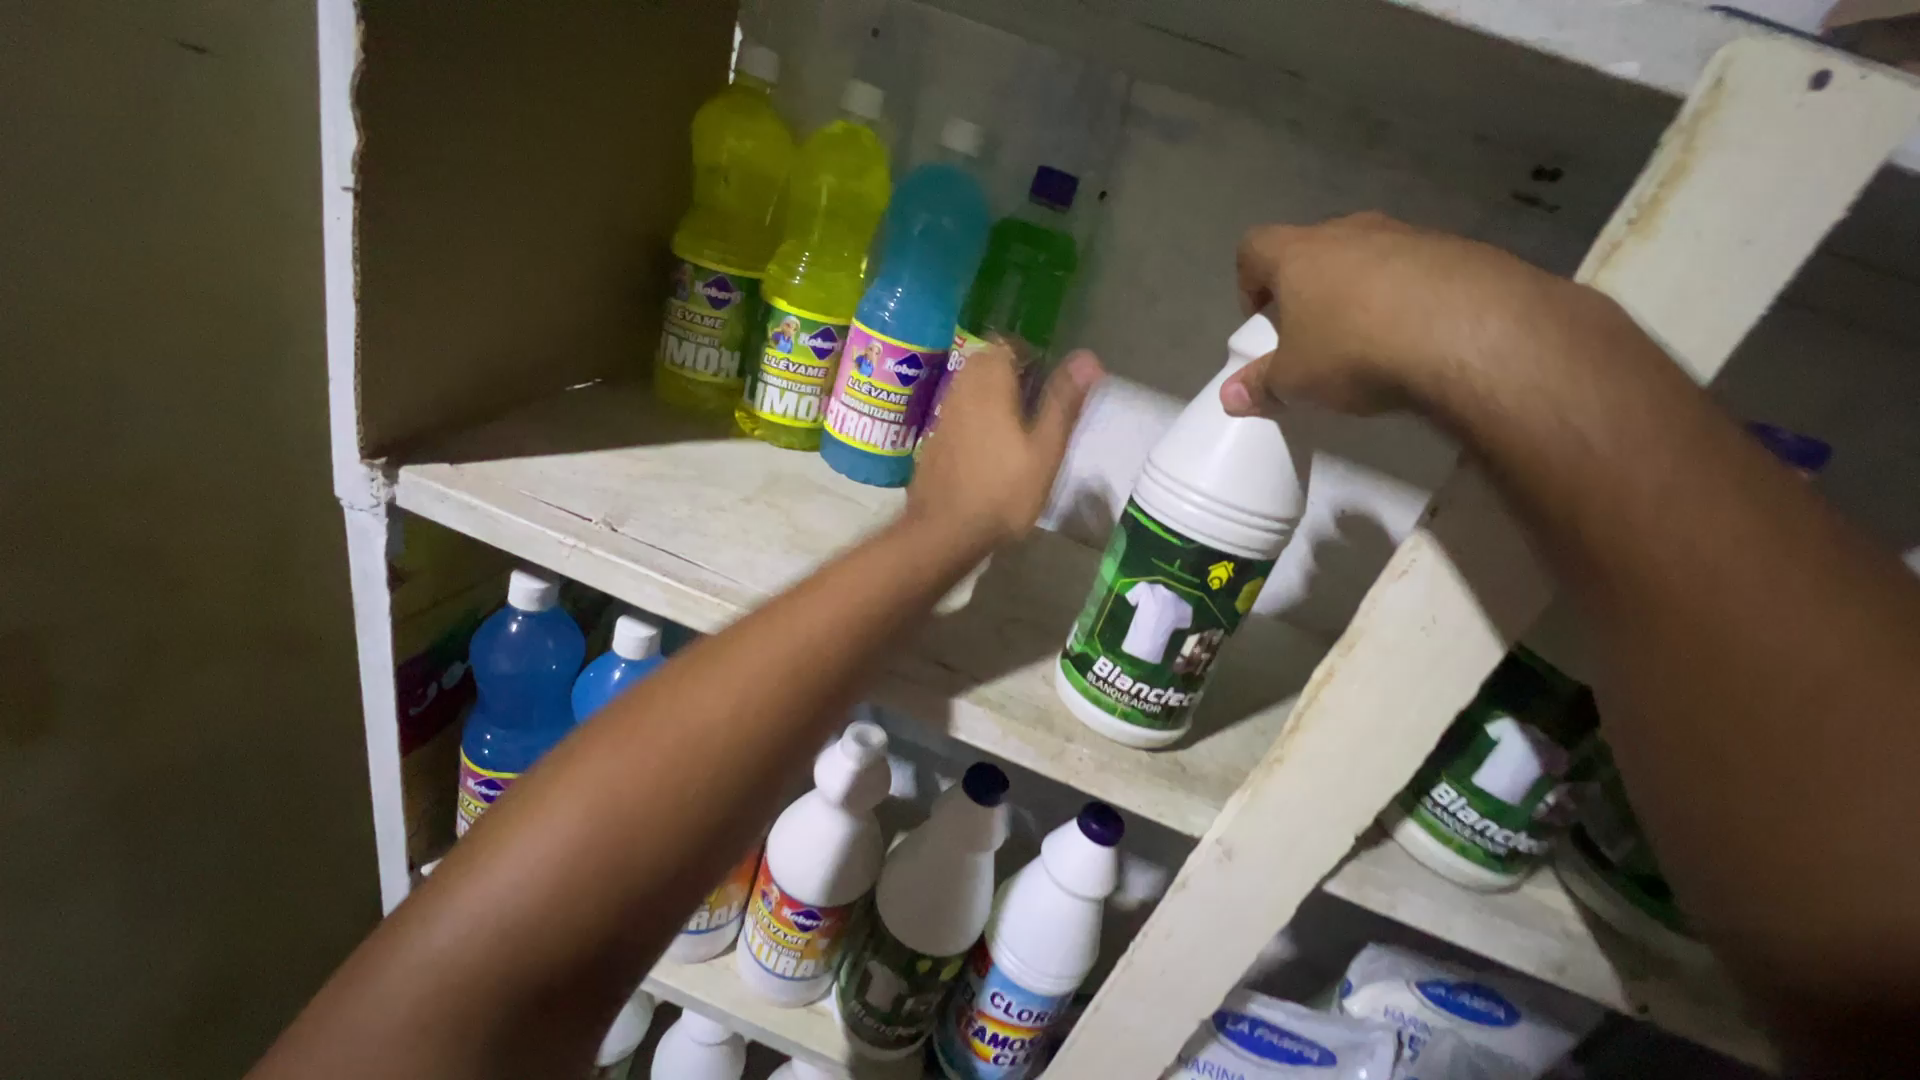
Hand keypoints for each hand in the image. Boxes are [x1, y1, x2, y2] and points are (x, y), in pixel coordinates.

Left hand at [908, 342, 1103, 548]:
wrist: (944, 531)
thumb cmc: (1003, 492)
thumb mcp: (1045, 449)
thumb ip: (1064, 401)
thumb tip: (1088, 356)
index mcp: (989, 384)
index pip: (1007, 345)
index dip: (1030, 356)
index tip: (1049, 378)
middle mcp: (960, 390)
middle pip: (986, 363)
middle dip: (1011, 373)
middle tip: (1037, 401)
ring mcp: (943, 416)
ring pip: (970, 387)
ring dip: (993, 395)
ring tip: (1018, 426)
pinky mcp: (934, 440)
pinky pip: (959, 413)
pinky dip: (976, 418)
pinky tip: (991, 449)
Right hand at [1220, 212, 1602, 417]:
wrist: (1472, 334)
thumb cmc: (1356, 350)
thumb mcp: (1295, 381)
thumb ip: (1260, 386)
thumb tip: (1230, 398)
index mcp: (1300, 254)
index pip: (1254, 247)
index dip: (1248, 282)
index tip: (1261, 321)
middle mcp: (1352, 231)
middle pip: (1314, 249)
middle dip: (1307, 288)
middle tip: (1313, 334)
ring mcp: (1410, 236)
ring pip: (1370, 258)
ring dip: (1361, 292)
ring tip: (1370, 342)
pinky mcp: (1461, 251)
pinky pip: (1418, 272)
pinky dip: (1409, 299)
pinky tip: (1418, 340)